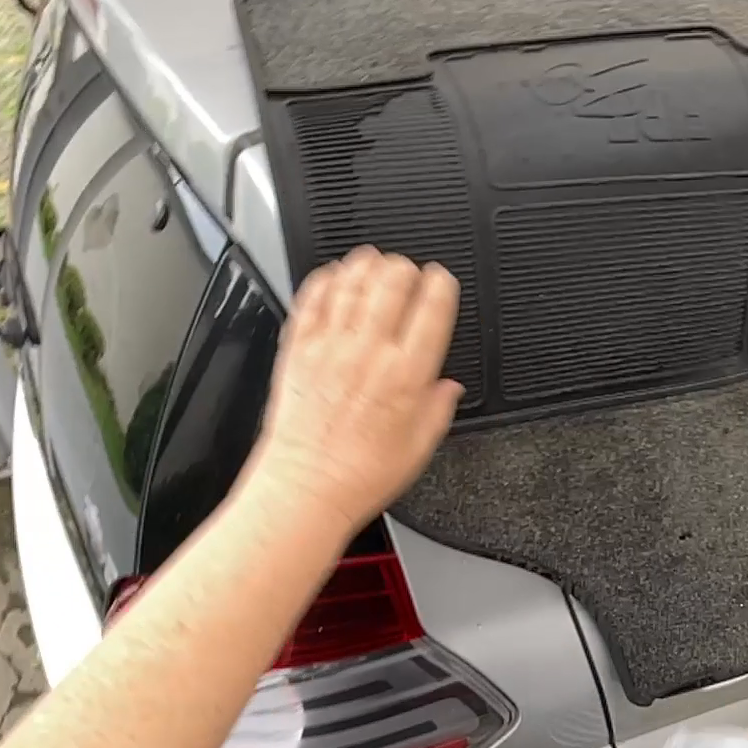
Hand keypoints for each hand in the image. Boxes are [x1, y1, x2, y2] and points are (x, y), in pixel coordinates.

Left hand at [246, 247, 464, 531]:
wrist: (306, 487)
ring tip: (373, 261)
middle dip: (405, 267)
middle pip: (392, 281)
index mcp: (407, 374)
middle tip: (408, 269)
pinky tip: (332, 277)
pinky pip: (311, 298)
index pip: (433, 308)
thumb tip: (449, 387)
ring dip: (366, 264)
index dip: (442, 284)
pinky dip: (324, 280)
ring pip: (351, 281)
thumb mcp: (419, 447)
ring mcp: (330, 345)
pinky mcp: (298, 349)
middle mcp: (369, 352)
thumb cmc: (360, 475)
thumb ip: (439, 408)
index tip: (442, 280)